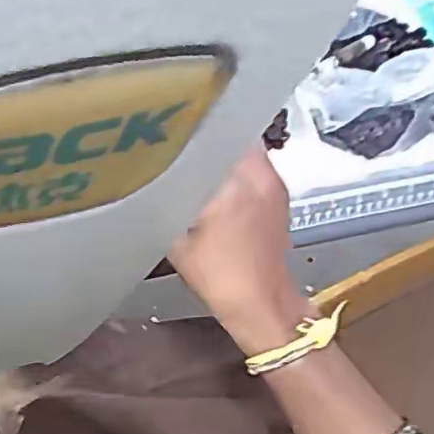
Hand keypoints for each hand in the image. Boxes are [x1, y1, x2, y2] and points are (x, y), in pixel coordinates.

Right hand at [170, 145, 315, 351]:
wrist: (262, 301)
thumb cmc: (218, 278)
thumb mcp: (178, 245)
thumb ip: (168, 209)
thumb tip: (155, 186)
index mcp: (232, 185)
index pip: (210, 138)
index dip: (188, 133)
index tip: (167, 132)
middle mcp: (259, 175)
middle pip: (230, 138)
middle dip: (205, 140)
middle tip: (178, 145)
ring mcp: (273, 185)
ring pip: (244, 151)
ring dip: (221, 154)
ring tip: (194, 163)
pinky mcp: (279, 197)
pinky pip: (254, 169)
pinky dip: (234, 171)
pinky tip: (215, 187)